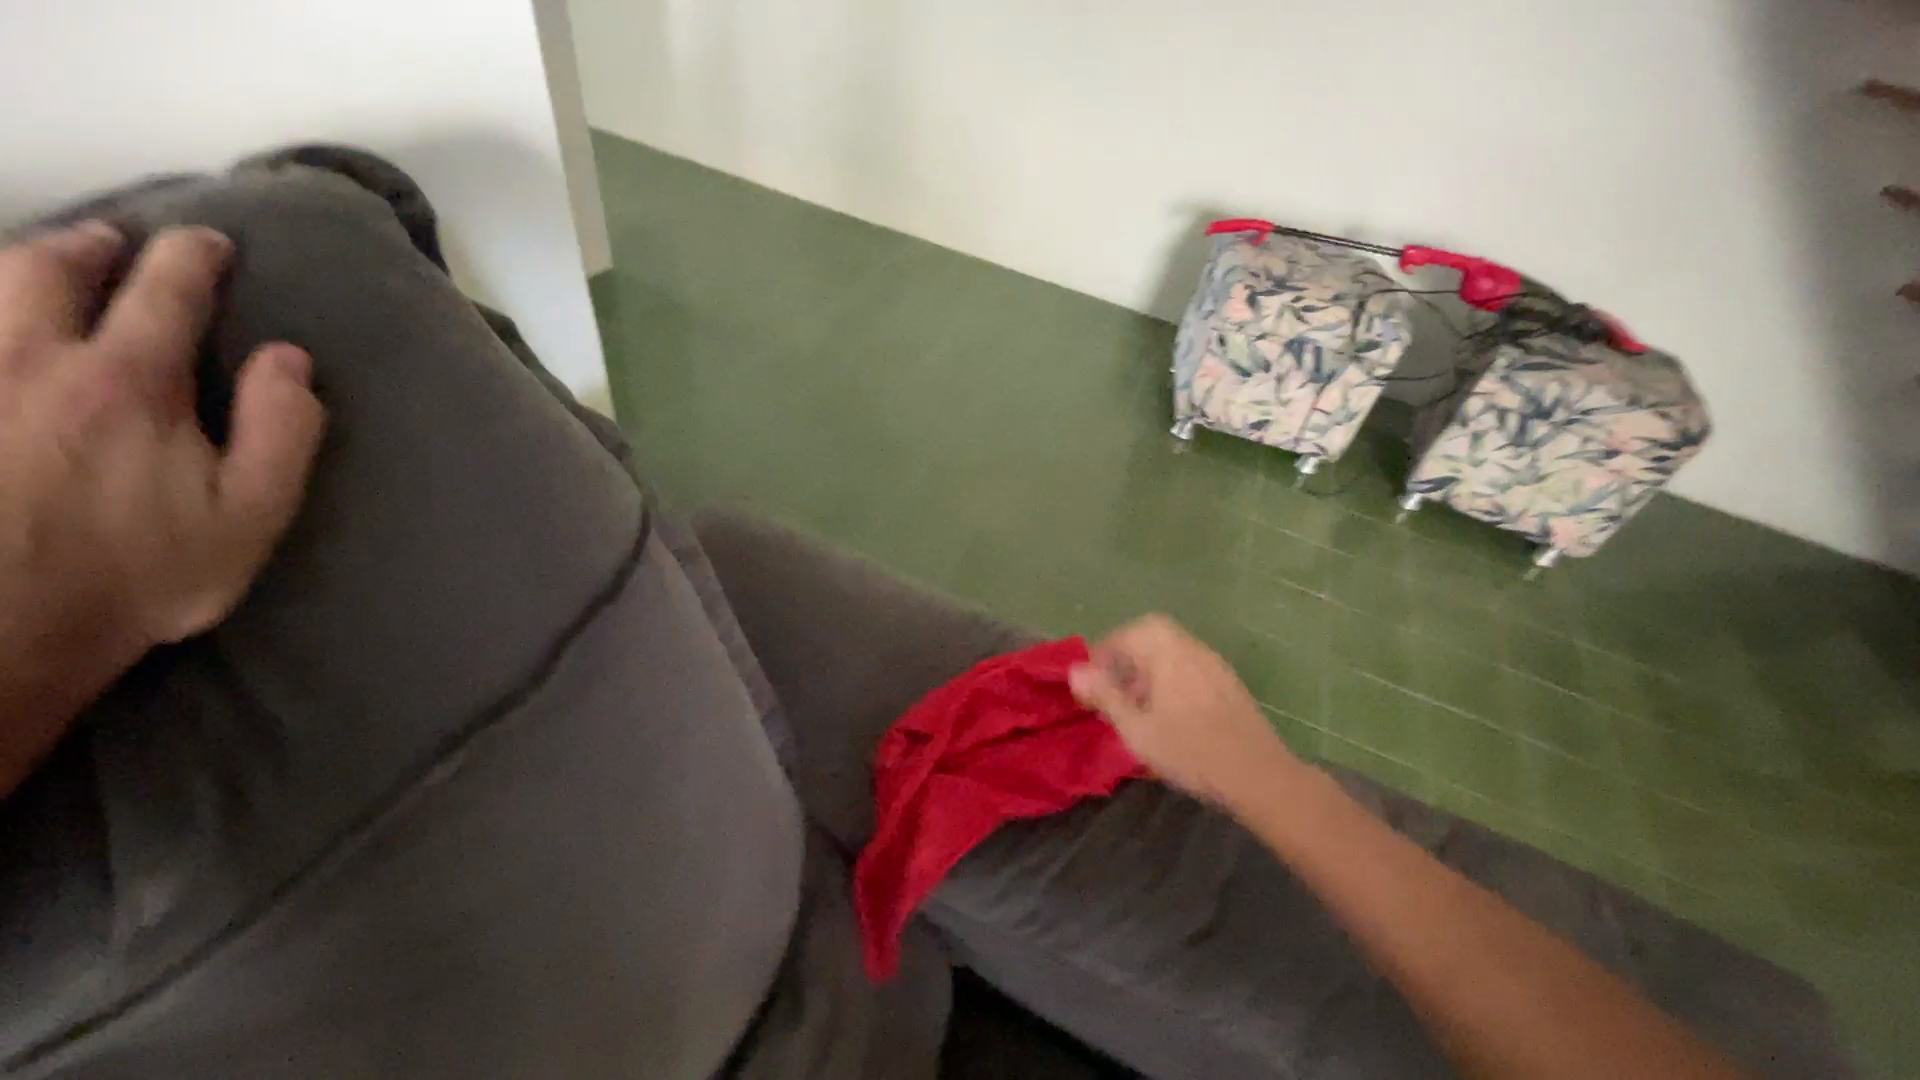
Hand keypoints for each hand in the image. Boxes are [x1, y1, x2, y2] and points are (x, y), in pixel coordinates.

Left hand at [0, 221, 324, 789]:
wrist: (4, 632)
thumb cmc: (143, 574)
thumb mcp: (251, 514)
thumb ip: (282, 430)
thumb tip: (290, 358)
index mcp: (127, 384)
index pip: (164, 293)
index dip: (193, 259)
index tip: (212, 243)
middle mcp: (32, 362)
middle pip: (48, 269)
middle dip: (91, 245)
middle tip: (118, 243)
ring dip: (25, 267)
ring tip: (51, 267)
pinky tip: (3, 328)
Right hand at [1069, 615, 1309, 810]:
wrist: (1259, 776)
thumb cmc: (1191, 751)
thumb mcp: (1137, 729)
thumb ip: (1106, 696)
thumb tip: (1075, 670)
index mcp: (1168, 653)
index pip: (1130, 632)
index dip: (1105, 651)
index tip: (1091, 680)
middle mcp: (1193, 650)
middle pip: (1154, 635)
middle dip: (1127, 655)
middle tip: (1112, 687)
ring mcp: (1215, 666)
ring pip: (1173, 651)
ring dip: (1149, 668)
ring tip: (1135, 706)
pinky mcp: (1229, 685)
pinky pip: (1190, 667)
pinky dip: (1170, 679)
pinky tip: (1168, 715)